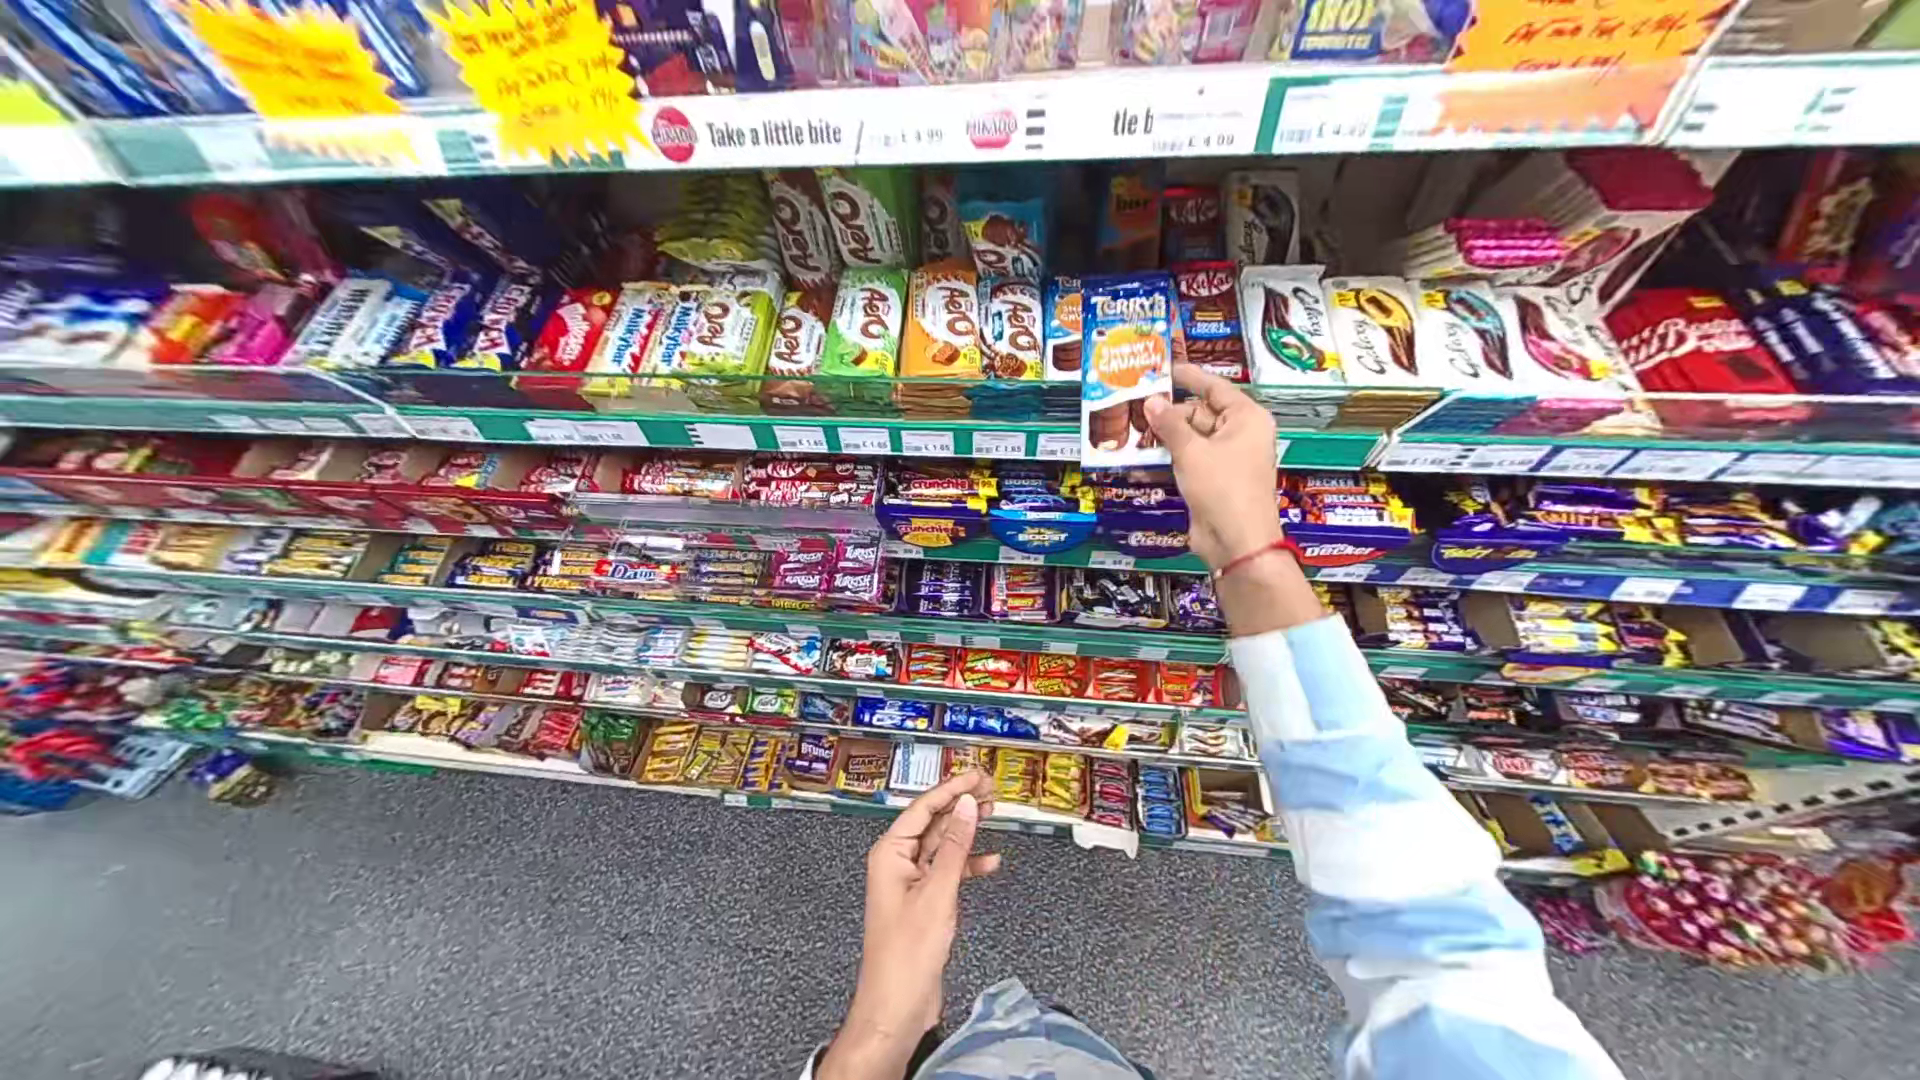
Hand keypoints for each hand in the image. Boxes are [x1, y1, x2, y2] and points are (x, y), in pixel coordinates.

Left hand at [818, 770, 1000, 1079]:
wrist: (897, 1008)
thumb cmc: (907, 954)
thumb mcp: (937, 893)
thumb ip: (954, 846)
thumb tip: (966, 805)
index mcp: (890, 852)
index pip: (924, 807)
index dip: (951, 787)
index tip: (975, 774)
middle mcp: (898, 861)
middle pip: (933, 821)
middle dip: (960, 804)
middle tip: (989, 787)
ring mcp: (912, 880)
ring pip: (942, 843)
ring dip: (967, 830)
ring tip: (992, 812)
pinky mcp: (925, 899)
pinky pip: (948, 870)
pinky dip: (969, 863)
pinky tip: (990, 861)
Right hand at [1143, 363, 1282, 569]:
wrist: (1235, 540)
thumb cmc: (1222, 488)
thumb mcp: (1191, 451)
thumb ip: (1168, 424)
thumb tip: (1150, 401)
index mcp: (1246, 418)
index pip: (1215, 387)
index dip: (1189, 377)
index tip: (1164, 368)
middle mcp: (1239, 435)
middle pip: (1199, 413)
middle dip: (1168, 414)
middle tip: (1135, 408)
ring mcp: (1225, 459)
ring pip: (1190, 439)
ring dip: (1163, 438)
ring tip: (1131, 432)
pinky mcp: (1212, 480)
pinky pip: (1187, 461)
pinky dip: (1167, 459)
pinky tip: (1139, 460)